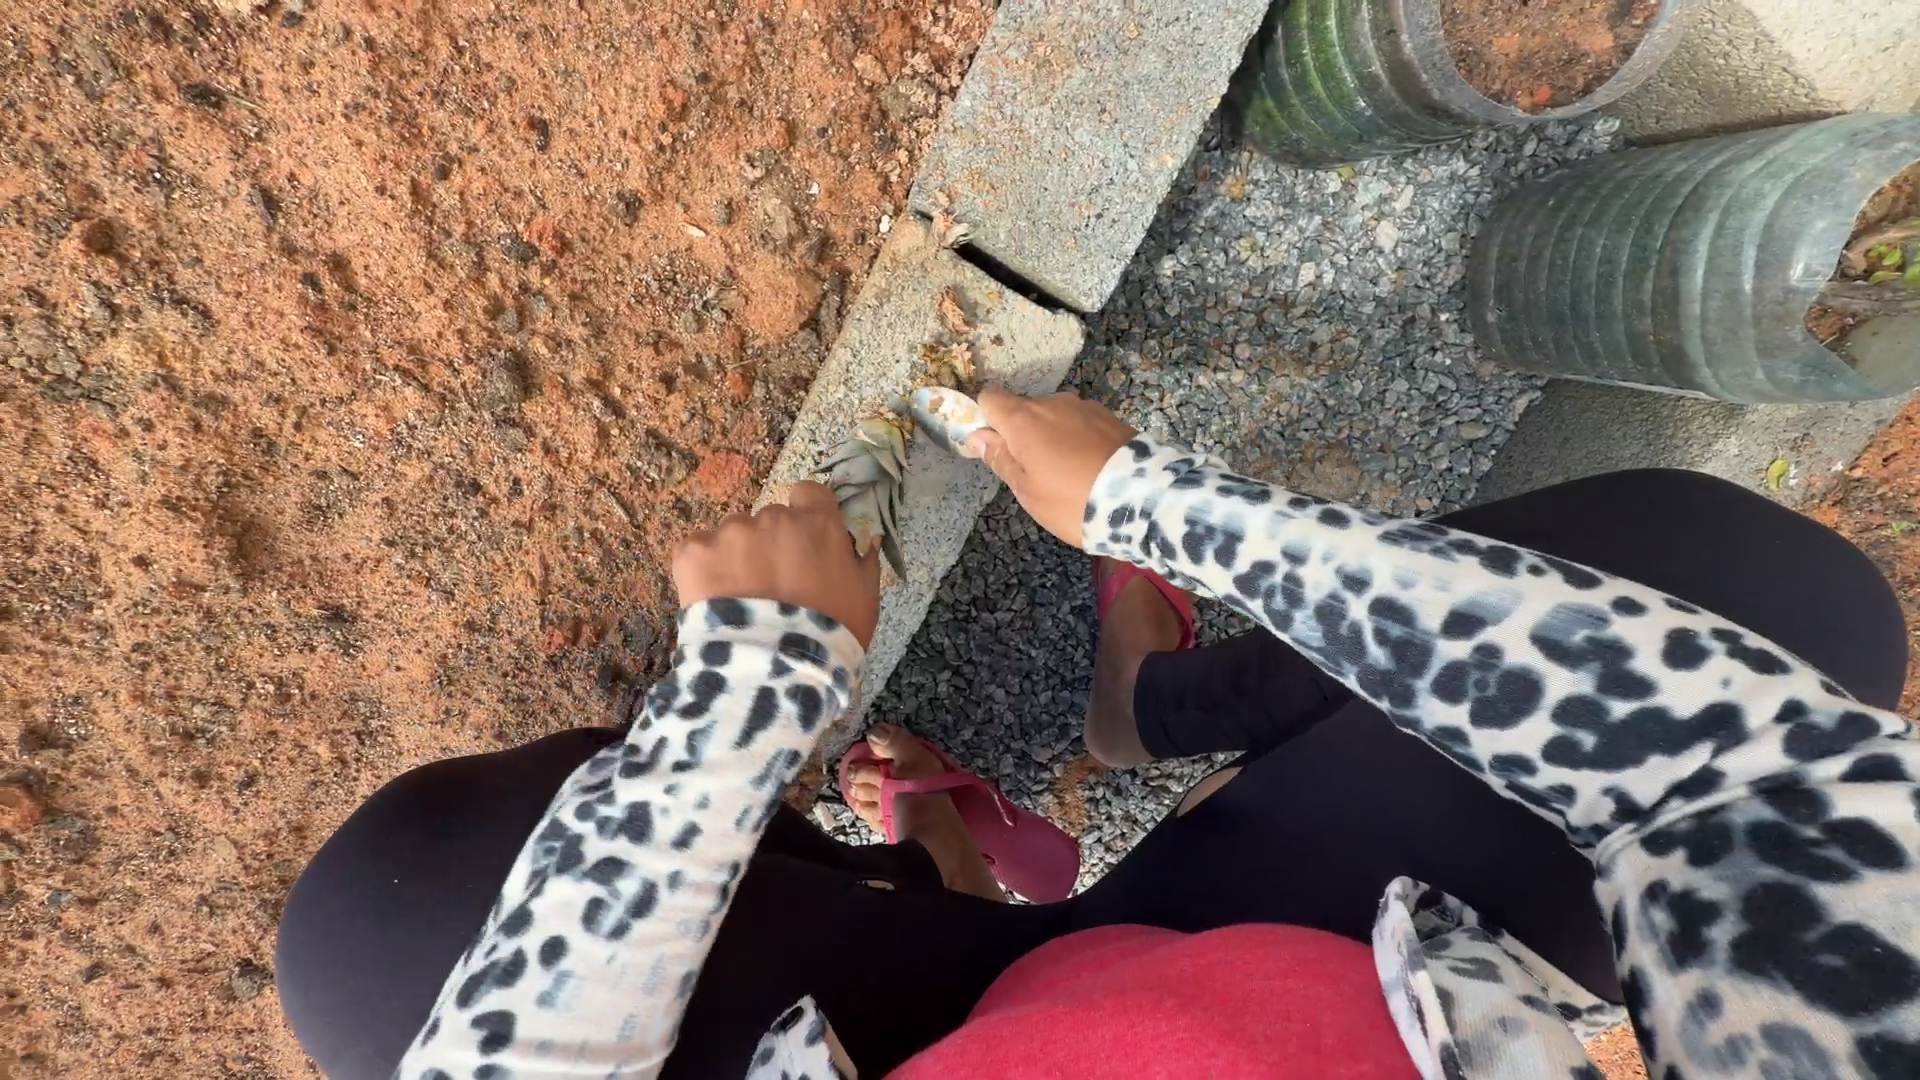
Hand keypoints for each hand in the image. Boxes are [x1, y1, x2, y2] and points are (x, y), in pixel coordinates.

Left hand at [672, 482, 881, 647]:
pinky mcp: (693, 552)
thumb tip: (862, 539)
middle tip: (774, 585)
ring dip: (738, 557)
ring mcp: (731, 532)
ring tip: (741, 600)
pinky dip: (704, 572)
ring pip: (734, 535)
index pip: (811, 494)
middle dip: (772, 544)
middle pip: (771, 519)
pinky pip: (698, 551)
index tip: (804, 541)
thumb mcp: (865, 599)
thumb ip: (862, 560)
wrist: (772, 671)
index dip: (807, 514)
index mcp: (818, 524)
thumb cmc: (830, 637)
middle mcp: (774, 518)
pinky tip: (715, 601)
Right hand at [966, 388, 1135, 549]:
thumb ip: (1000, 458)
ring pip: (1053, 415)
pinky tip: (1087, 466)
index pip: (990, 398)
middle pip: (1023, 408)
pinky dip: (1075, 438)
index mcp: (1024, 418)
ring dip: (1050, 435)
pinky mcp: (1109, 417)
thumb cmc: (1070, 500)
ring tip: (1065, 472)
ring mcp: (1084, 407)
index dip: (985, 419)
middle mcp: (1052, 402)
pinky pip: (1078, 422)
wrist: (1138, 499)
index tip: (993, 446)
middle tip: (1033, 471)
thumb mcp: (1026, 489)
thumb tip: (978, 435)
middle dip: (1021, 433)